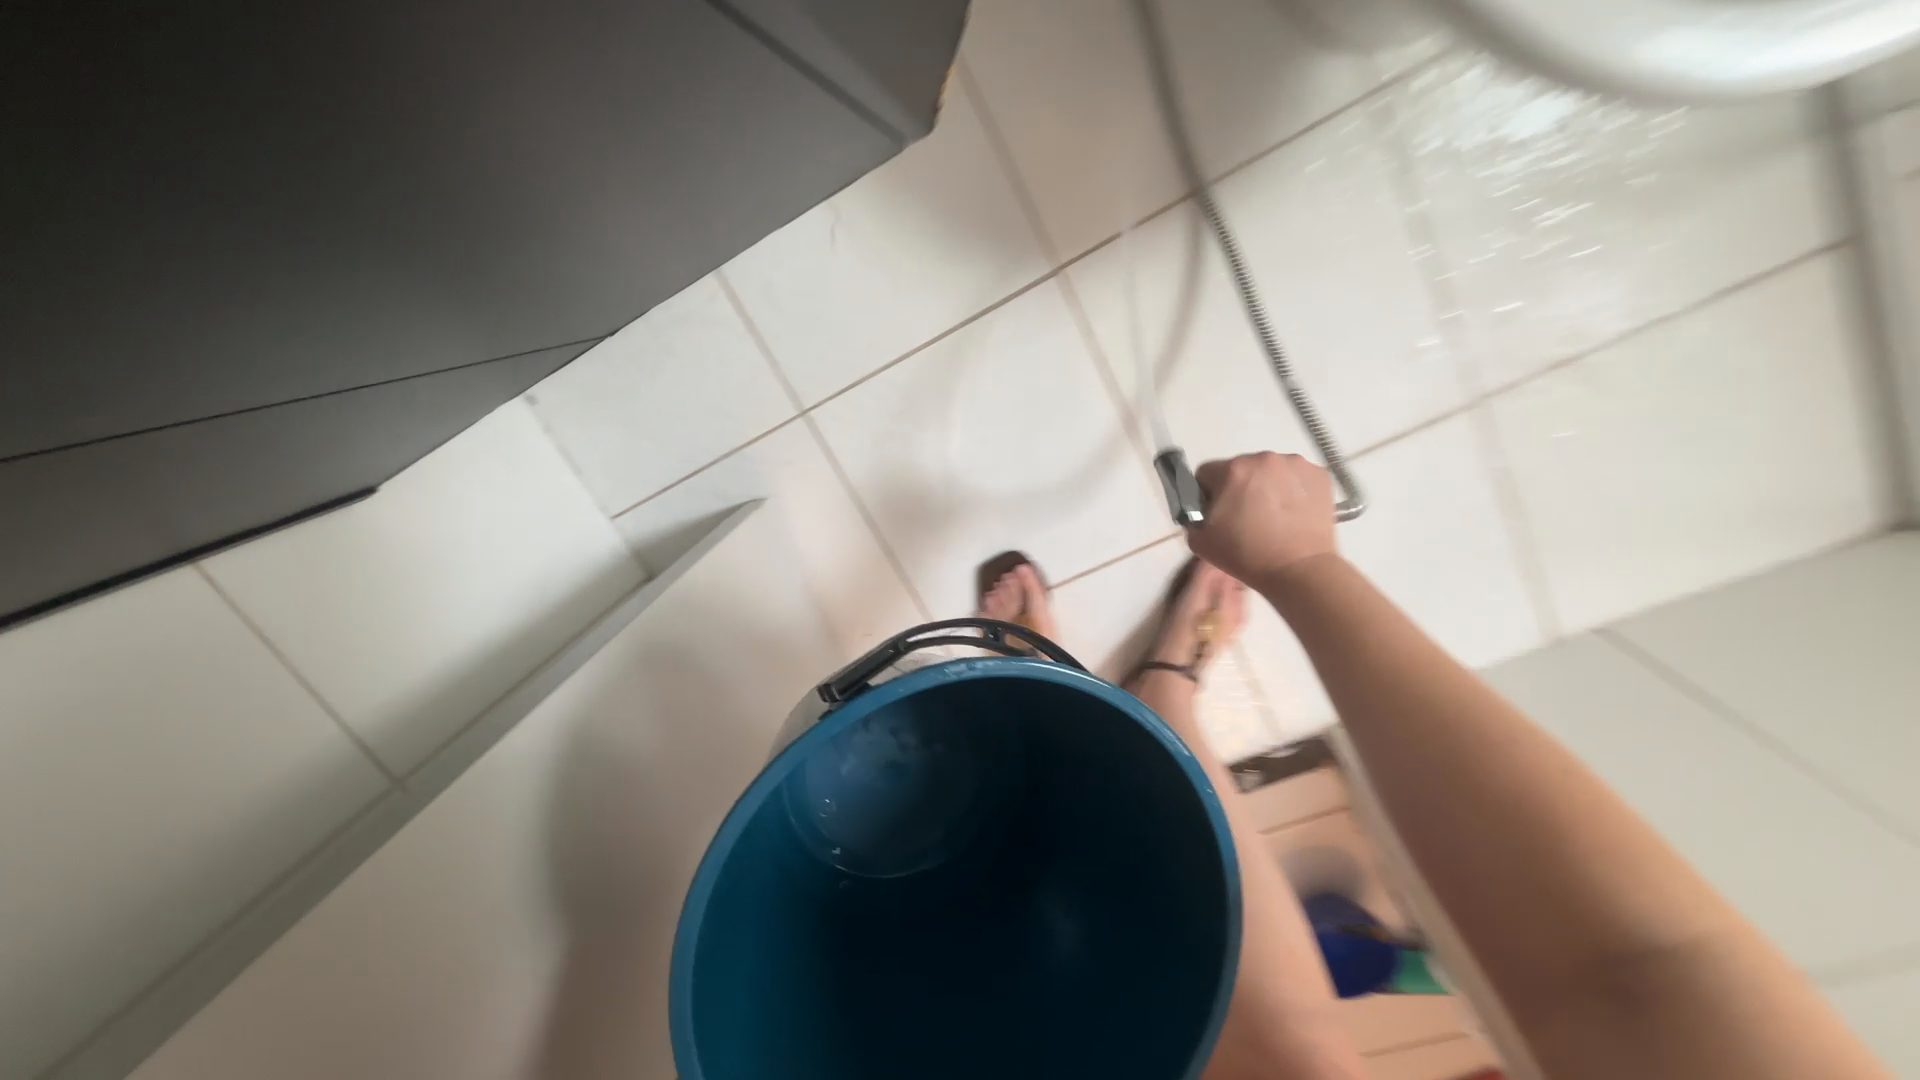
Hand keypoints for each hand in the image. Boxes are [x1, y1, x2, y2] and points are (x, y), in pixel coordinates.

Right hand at [1189, 453, 1337, 584]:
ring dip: (1266, 486)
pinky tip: (1293, 513)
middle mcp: (1263, 458)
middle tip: (1246, 516)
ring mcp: (1295, 464)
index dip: (1208, 493)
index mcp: (1232, 470)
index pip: (1206, 473)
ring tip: (1274, 516)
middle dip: (1240, 487)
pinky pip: (1296, 476)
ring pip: (1270, 470)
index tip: (1218, 512)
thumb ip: (1194, 517)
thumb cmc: (1246, 555)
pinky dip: (1292, 489)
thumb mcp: (1200, 541)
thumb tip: (1206, 510)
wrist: (1298, 570)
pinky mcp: (1320, 475)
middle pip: (1241, 468)